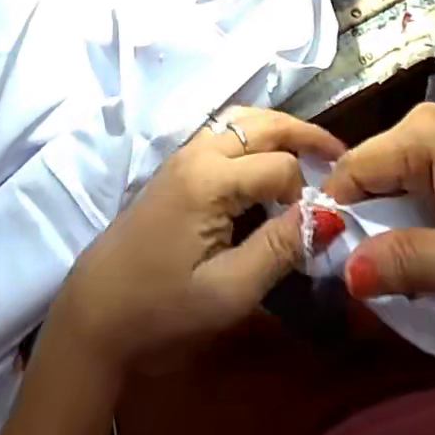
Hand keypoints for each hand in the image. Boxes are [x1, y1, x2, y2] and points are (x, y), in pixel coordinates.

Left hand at [48, 108, 346, 373]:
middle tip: (339, 158)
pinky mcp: (174, 168)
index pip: (281, 166)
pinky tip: (267, 163)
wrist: (94, 313)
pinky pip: (223, 134)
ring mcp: (182, 157)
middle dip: (304, 135)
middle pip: (262, 124)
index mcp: (210, 180)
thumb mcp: (228, 292)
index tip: (324, 224)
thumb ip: (279, 248)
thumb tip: (329, 215)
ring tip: (309, 155)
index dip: (309, 192)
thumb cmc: (162, 309)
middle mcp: (197, 154)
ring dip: (278, 130)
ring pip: (240, 121)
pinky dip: (254, 137)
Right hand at [321, 103, 434, 302]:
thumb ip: (409, 265)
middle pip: (366, 176)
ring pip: (389, 182)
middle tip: (373, 280)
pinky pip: (413, 181)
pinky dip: (413, 217)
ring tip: (403, 270)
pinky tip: (432, 247)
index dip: (333, 220)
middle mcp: (421, 123)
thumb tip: (344, 275)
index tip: (333, 269)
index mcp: (419, 136)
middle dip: (364, 227)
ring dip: (391, 226)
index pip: (347, 173)